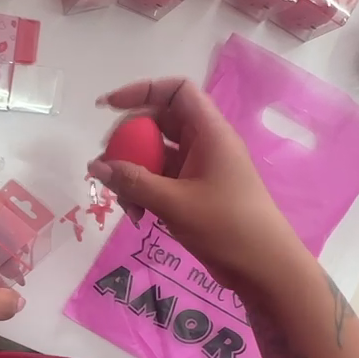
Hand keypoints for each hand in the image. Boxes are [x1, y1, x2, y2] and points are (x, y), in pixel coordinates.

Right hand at [89, 78, 312, 296]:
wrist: (262, 266)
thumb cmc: (226, 227)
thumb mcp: (174, 203)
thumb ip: (133, 182)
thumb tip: (96, 166)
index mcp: (209, 133)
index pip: (175, 92)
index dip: (141, 91)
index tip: (108, 107)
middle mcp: (204, 144)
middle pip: (159, 124)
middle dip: (128, 142)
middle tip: (107, 165)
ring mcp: (199, 169)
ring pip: (156, 156)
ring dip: (134, 174)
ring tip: (125, 203)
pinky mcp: (194, 193)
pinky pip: (161, 180)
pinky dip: (145, 192)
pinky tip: (138, 215)